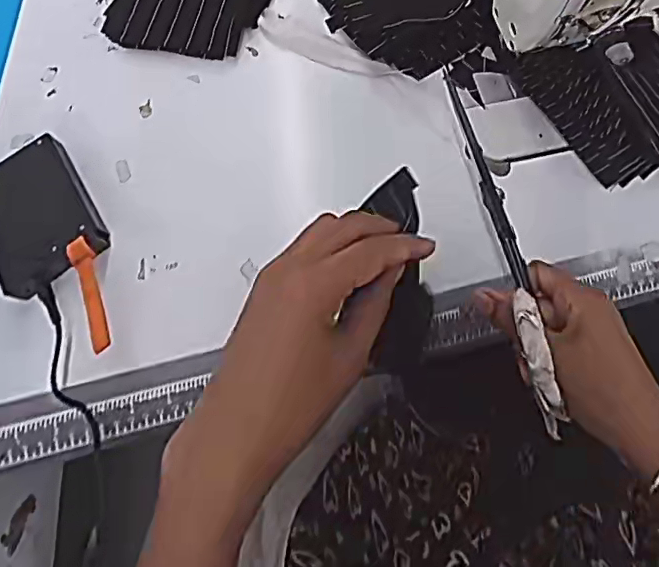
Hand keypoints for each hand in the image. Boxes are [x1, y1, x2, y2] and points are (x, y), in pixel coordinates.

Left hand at [148, 212, 433, 559]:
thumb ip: (375, 305)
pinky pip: (304, 245)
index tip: (422, 246)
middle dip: (380, 228)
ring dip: (354, 230)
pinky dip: (331, 243)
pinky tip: (349, 263)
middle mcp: (288, 270)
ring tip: (382, 248)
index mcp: (312, 284)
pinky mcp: (265, 285)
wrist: (236, 432)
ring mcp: (273, 275)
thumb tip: (389, 276)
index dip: (403, 245)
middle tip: (406, 241)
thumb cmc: (283, 408)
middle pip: (343, 225)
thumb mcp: (350, 356)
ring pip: (321, 229)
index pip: (369, 249)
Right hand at [476, 261, 658, 474]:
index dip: (513, 293)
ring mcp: (597, 330)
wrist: (643, 434)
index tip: (500, 313)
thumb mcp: (546, 353)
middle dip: (526, 333)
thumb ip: (513, 320)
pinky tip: (556, 385)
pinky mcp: (598, 351)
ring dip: (538, 354)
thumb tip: (487, 298)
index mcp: (582, 297)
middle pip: (539, 304)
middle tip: (529, 356)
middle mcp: (592, 308)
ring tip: (546, 377)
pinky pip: (562, 346)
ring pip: (548, 330)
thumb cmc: (607, 393)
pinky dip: (553, 364)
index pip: (534, 273)